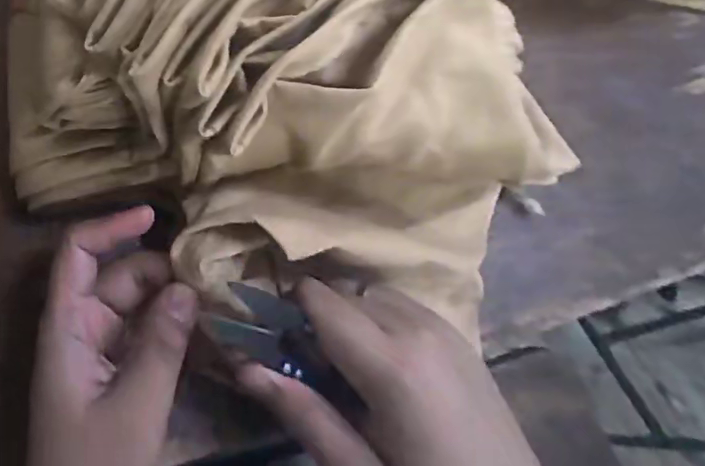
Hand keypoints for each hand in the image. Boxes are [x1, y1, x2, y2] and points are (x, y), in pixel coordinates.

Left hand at [28, 207, 198, 465]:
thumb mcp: (132, 412)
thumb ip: (161, 347)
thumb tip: (186, 287)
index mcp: (66, 325)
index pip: (78, 252)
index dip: (110, 226)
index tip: (153, 214)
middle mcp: (80, 329)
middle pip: (117, 277)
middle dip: (158, 270)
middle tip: (207, 275)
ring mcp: (98, 354)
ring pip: (135, 308)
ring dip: (170, 301)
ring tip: (215, 298)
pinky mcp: (116, 380)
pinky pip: (144, 339)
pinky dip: (171, 331)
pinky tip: (206, 332)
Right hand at [235, 279, 537, 465]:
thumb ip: (305, 415)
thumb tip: (242, 366)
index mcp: (390, 361)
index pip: (315, 295)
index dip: (289, 315)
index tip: (280, 351)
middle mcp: (416, 325)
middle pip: (340, 290)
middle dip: (317, 319)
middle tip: (316, 373)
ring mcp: (444, 326)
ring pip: (369, 292)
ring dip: (349, 318)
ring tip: (353, 374)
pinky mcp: (462, 336)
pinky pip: (401, 304)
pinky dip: (379, 320)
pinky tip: (388, 369)